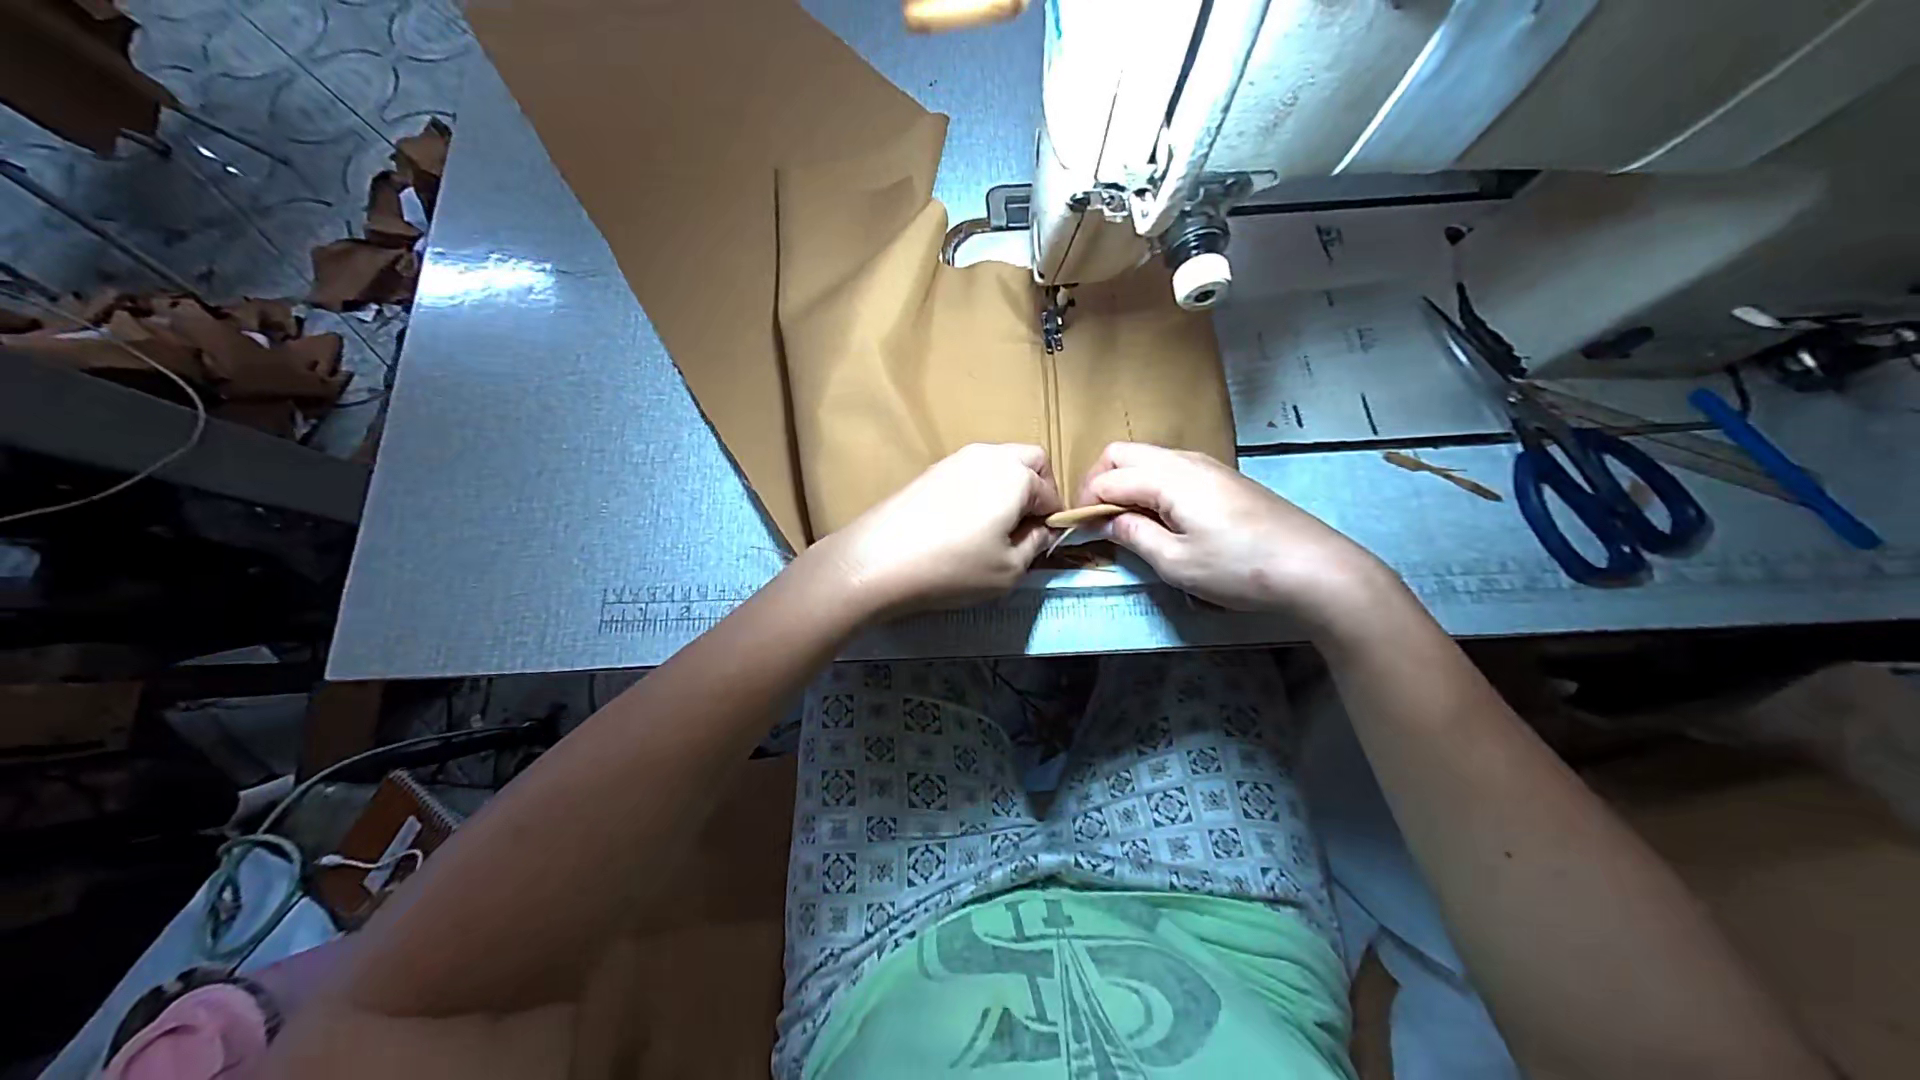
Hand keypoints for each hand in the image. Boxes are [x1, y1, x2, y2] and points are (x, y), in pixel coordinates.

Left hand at [808, 443, 1061, 616]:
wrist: (877, 560)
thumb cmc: (953, 567)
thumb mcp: (1009, 570)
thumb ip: (1036, 544)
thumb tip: (1043, 530)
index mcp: (1017, 476)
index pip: (1051, 494)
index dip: (1052, 521)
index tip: (1041, 546)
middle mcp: (989, 455)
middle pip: (1031, 461)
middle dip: (1037, 489)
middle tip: (1023, 527)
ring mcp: (956, 458)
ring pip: (999, 462)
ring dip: (1008, 487)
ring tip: (992, 527)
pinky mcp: (931, 470)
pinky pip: (972, 471)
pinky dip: (980, 489)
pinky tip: (962, 523)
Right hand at [1078, 442, 1400, 629]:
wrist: (1315, 568)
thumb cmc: (1239, 568)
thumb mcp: (1176, 563)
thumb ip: (1134, 535)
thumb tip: (1108, 520)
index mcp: (1169, 477)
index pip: (1107, 477)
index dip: (1084, 503)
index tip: (1078, 533)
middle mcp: (1185, 460)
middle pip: (1122, 453)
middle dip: (1099, 482)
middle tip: (1098, 521)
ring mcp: (1207, 466)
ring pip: (1148, 457)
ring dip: (1126, 482)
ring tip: (1127, 522)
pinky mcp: (1223, 478)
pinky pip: (1171, 469)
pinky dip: (1150, 485)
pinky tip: (1161, 518)